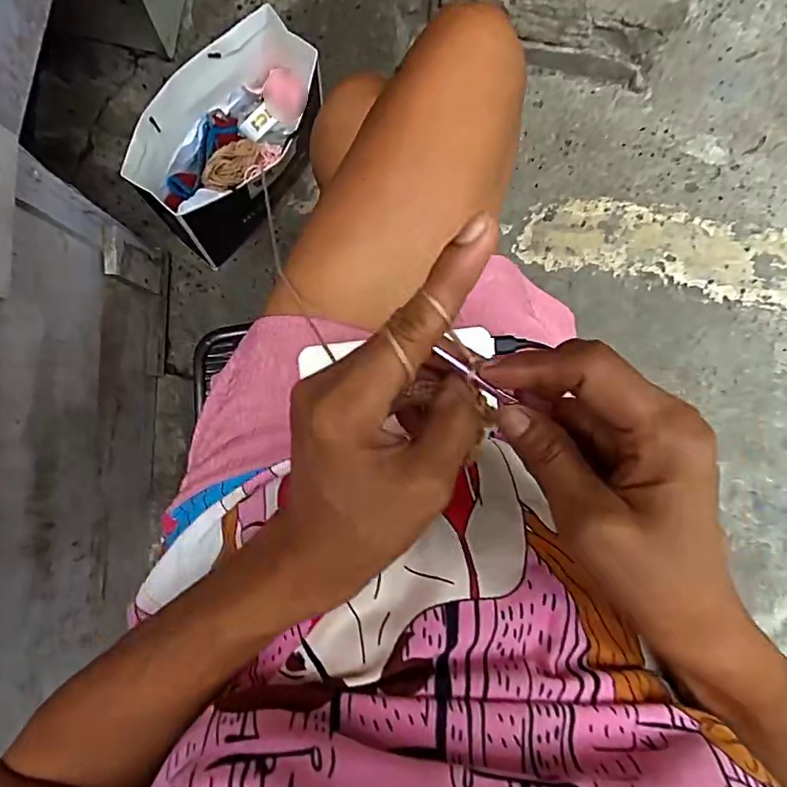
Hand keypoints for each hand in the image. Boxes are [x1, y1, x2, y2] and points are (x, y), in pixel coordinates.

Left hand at [258, 216, 498, 623]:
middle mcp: (327, 380)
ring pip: (397, 364)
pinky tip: (426, 432)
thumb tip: (467, 382)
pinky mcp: (327, 397)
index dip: (448, 278)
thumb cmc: (365, 533)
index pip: (409, 329)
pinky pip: (383, 380)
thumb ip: (456, 420)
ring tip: (445, 437)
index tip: (477, 229)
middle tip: (477, 408)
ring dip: (432, 388)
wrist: (308, 557)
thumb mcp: (426, 483)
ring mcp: (322, 387)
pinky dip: (413, 398)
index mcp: (347, 401)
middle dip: (449, 367)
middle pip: (406, 347)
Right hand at [479, 340, 762, 676]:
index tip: (483, 374)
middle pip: (591, 374)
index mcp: (665, 428)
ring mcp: (656, 431)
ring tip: (495, 412)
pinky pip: (591, 422)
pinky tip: (525, 433)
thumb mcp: (587, 518)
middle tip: (482, 391)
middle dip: (535, 378)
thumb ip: (547, 456)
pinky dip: (555, 425)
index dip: (535, 365)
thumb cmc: (646, 576)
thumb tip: (506, 408)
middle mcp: (666, 416)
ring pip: (586, 397)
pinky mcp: (642, 448)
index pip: (593, 369)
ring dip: (541, 401)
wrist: (691, 621)